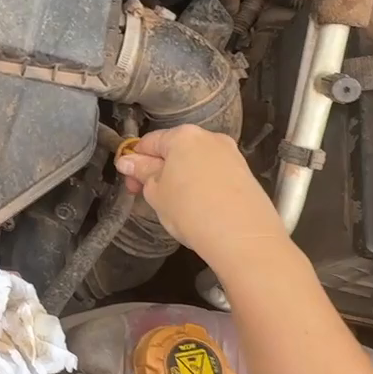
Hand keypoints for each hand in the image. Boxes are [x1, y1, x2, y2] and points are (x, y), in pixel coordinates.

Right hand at [115, 126, 288, 269]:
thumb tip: (126, 161)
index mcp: (183, 135)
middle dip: (159, 169)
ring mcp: (232, 155)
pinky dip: (201, 186)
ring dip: (180, 178)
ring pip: (195, 162)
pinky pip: (214, 174)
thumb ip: (141, 172)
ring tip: (175, 205)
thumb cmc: (191, 210)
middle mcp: (210, 138)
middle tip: (149, 196)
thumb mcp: (155, 192)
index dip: (134, 162)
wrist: (244, 238)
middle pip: (174, 150)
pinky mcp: (246, 175)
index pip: (149, 142)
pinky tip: (198, 208)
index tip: (131, 182)